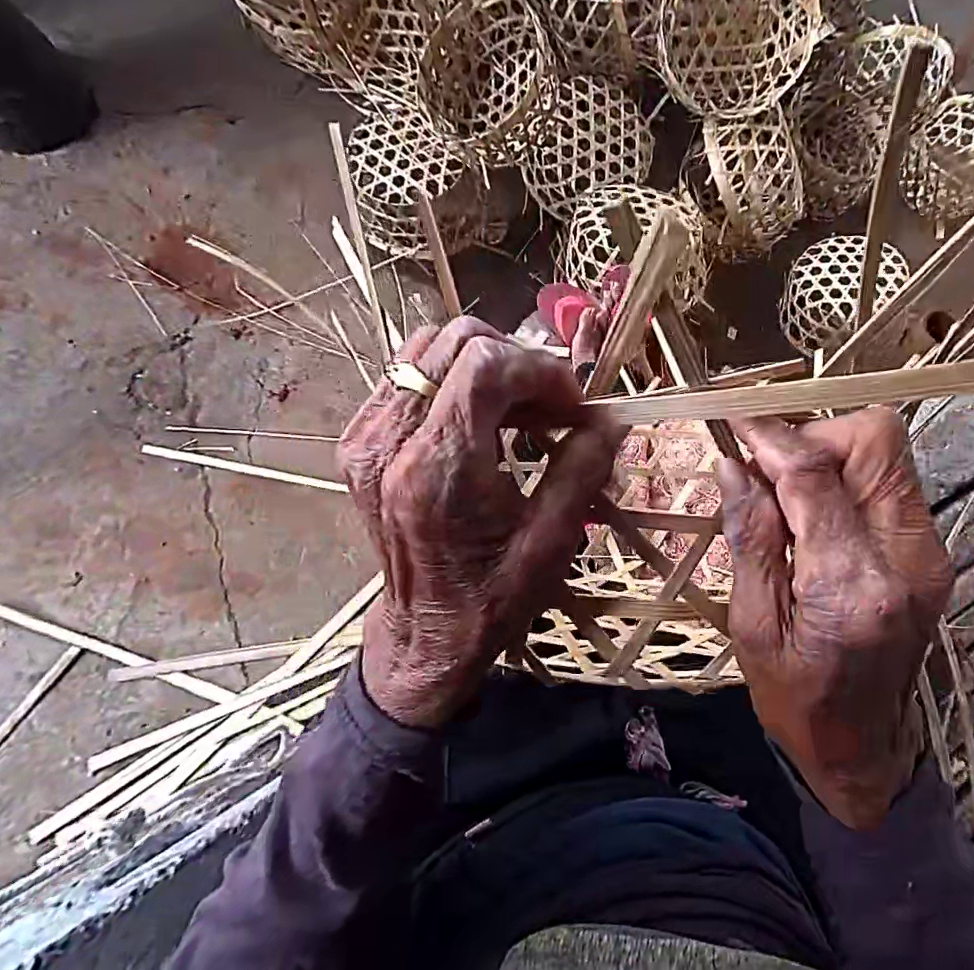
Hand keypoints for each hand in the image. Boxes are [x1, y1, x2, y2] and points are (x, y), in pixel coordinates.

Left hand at [338, 317, 623, 727]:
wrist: (425, 633)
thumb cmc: (492, 598)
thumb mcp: (551, 543)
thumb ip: (583, 469)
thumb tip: (611, 417)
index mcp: (437, 469)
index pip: (485, 364)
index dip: (542, 369)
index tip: (574, 405)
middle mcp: (390, 440)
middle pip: (457, 340)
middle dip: (519, 361)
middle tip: (553, 406)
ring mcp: (367, 436)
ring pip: (431, 346)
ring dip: (489, 366)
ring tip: (523, 410)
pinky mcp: (362, 439)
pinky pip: (412, 373)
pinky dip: (458, 380)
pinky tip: (486, 420)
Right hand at [717, 409, 953, 829]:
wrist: (867, 751)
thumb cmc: (797, 700)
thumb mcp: (753, 628)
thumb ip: (749, 539)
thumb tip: (732, 466)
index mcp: (852, 586)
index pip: (815, 476)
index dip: (771, 436)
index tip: (737, 418)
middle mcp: (907, 558)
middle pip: (876, 440)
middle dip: (813, 436)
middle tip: (767, 469)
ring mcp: (929, 553)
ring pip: (889, 452)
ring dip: (830, 453)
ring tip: (785, 491)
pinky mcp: (931, 553)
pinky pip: (890, 481)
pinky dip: (846, 476)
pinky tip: (813, 511)